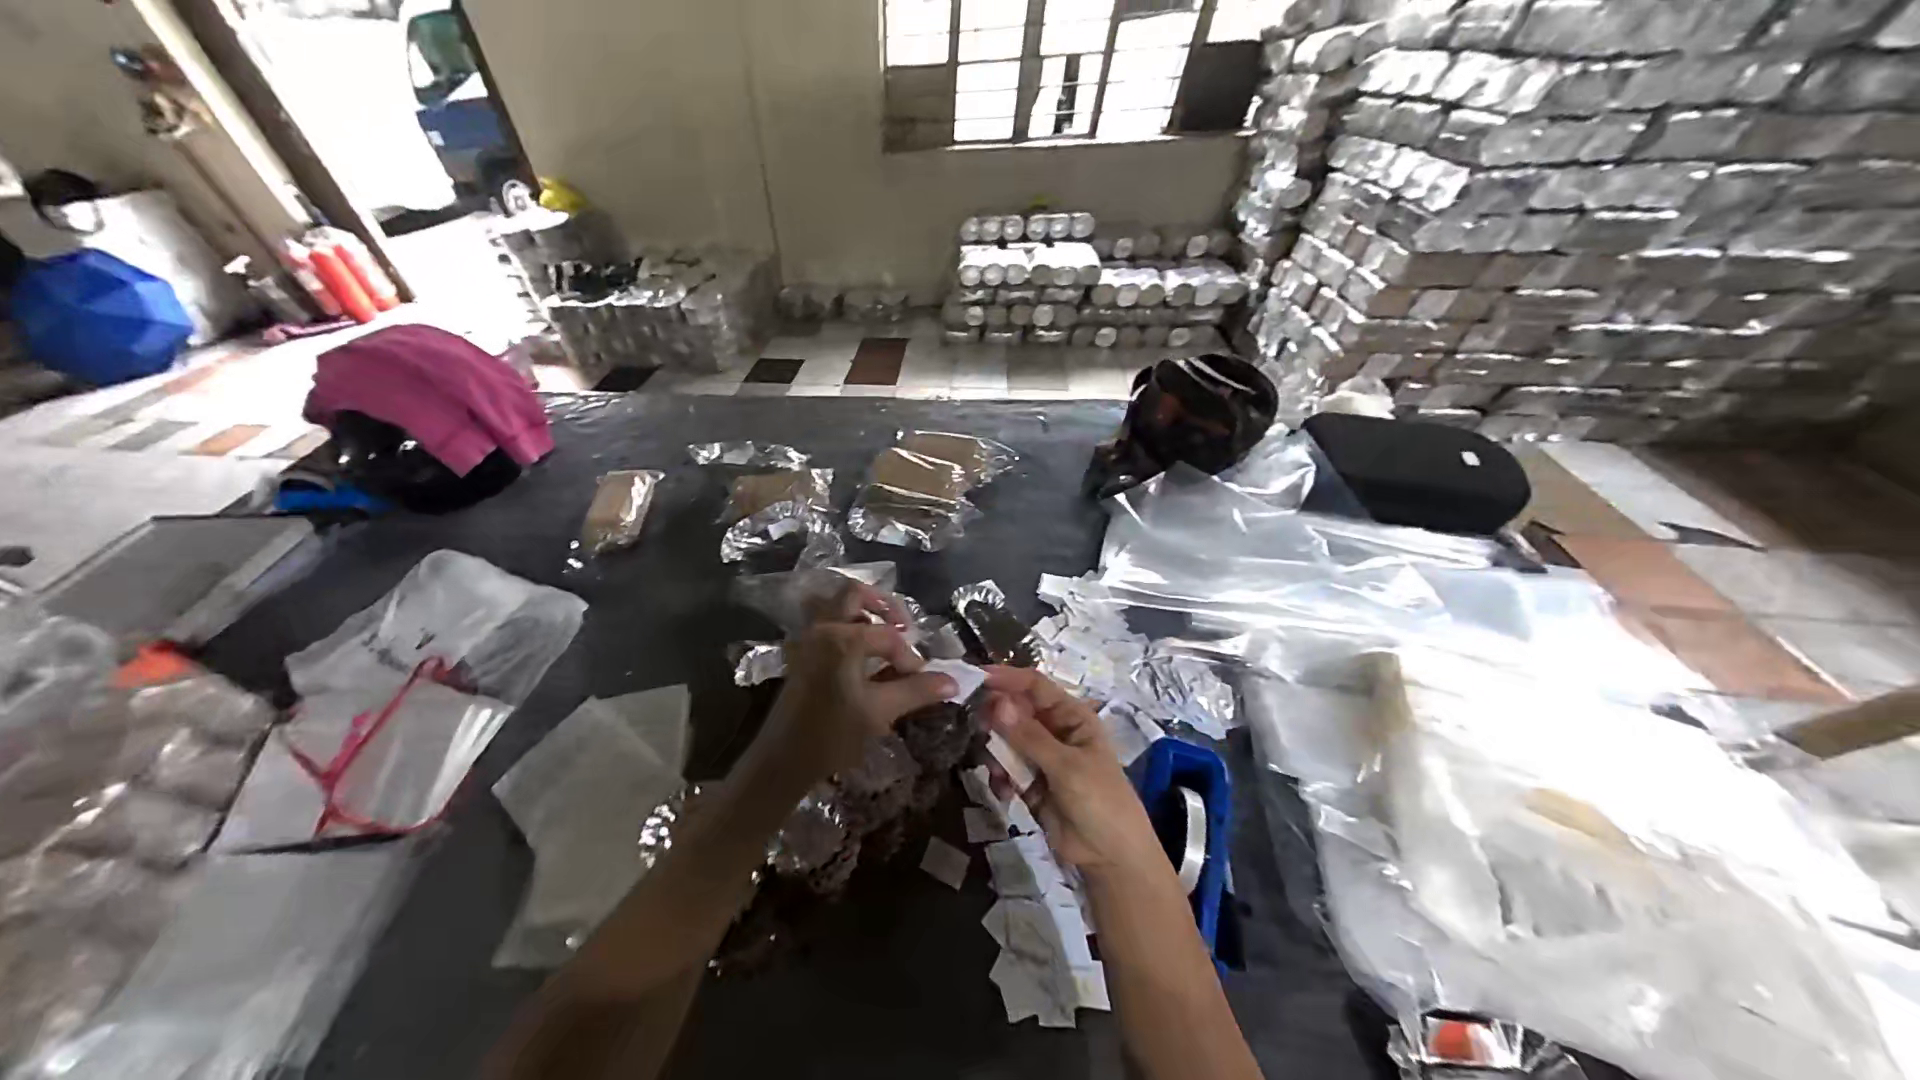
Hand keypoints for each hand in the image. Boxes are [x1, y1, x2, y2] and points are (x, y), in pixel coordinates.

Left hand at [763, 582, 955, 777]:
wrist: (783, 760)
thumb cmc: (832, 734)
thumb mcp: (880, 711)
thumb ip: (917, 690)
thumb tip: (952, 681)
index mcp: (843, 638)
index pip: (888, 635)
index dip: (909, 656)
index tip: (919, 679)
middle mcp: (822, 629)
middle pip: (853, 594)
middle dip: (882, 606)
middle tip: (902, 626)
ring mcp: (806, 640)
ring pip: (833, 605)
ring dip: (859, 612)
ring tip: (879, 635)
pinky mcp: (799, 655)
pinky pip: (821, 623)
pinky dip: (842, 626)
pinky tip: (857, 654)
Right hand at [982, 666, 1162, 878]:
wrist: (1111, 856)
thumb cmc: (1100, 800)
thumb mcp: (1066, 766)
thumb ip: (1029, 736)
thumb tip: (996, 703)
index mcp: (1072, 716)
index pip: (1035, 686)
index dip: (1007, 678)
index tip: (976, 678)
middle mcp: (1055, 730)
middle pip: (1016, 711)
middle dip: (995, 718)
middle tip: (976, 727)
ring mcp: (1041, 757)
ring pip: (1006, 741)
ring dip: (996, 752)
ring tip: (995, 771)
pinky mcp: (1030, 782)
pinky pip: (1006, 769)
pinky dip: (1000, 777)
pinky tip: (1003, 793)